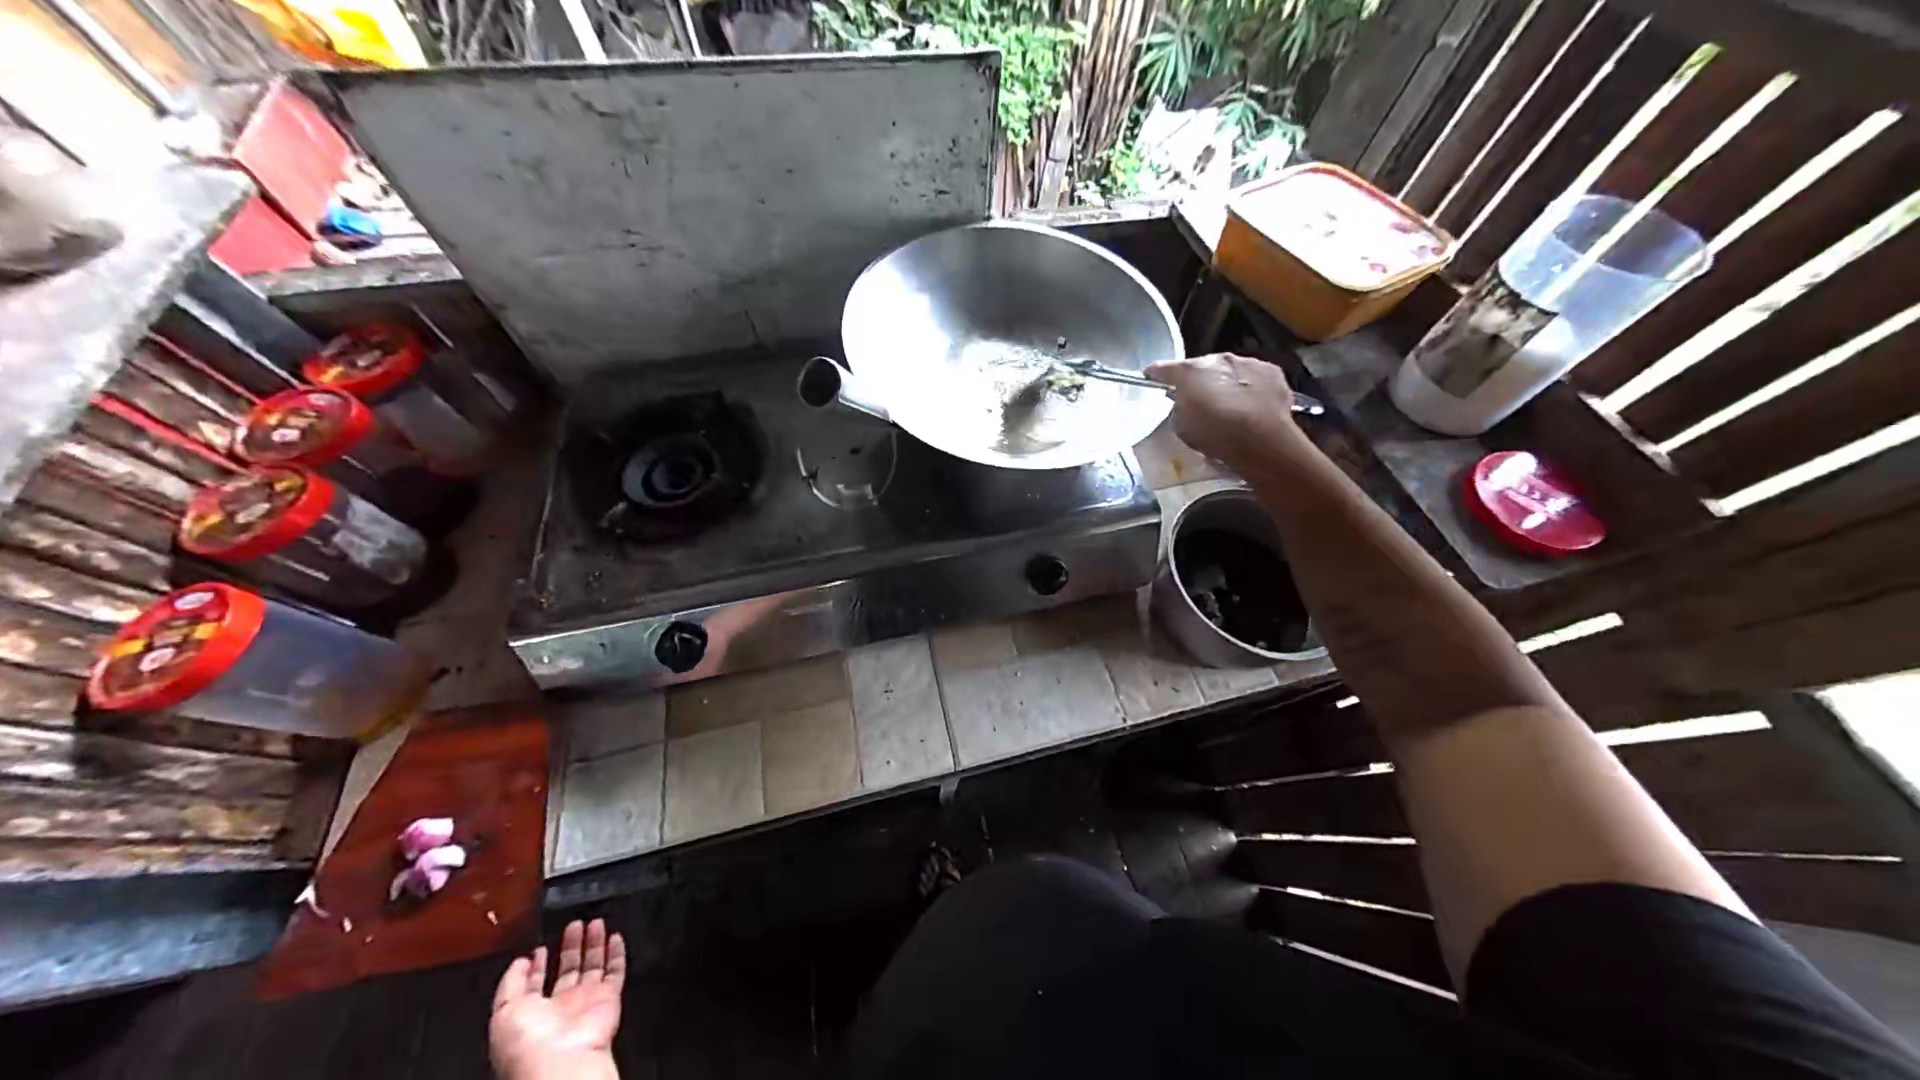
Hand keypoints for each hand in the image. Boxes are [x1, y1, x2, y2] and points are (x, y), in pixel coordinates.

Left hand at [491, 919, 625, 1079]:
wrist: (561, 1061)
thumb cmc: (526, 1044)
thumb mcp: (503, 1012)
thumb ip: (510, 984)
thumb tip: (519, 962)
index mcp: (533, 1014)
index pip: (536, 985)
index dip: (538, 966)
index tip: (539, 949)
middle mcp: (561, 1007)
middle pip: (568, 970)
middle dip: (569, 946)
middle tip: (573, 926)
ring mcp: (586, 1001)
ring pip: (593, 966)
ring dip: (593, 943)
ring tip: (593, 923)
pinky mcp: (609, 997)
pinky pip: (616, 971)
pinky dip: (617, 953)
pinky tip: (614, 937)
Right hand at [1145, 353, 1306, 467]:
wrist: (1261, 439)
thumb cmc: (1215, 435)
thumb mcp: (1183, 427)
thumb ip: (1179, 409)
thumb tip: (1183, 403)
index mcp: (1190, 371)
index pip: (1165, 368)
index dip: (1156, 374)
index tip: (1151, 377)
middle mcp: (1218, 359)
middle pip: (1201, 367)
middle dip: (1198, 380)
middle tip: (1198, 400)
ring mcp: (1247, 363)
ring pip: (1229, 370)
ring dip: (1226, 382)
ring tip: (1229, 405)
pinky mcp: (1272, 372)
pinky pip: (1253, 377)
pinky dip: (1250, 388)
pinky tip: (1252, 406)